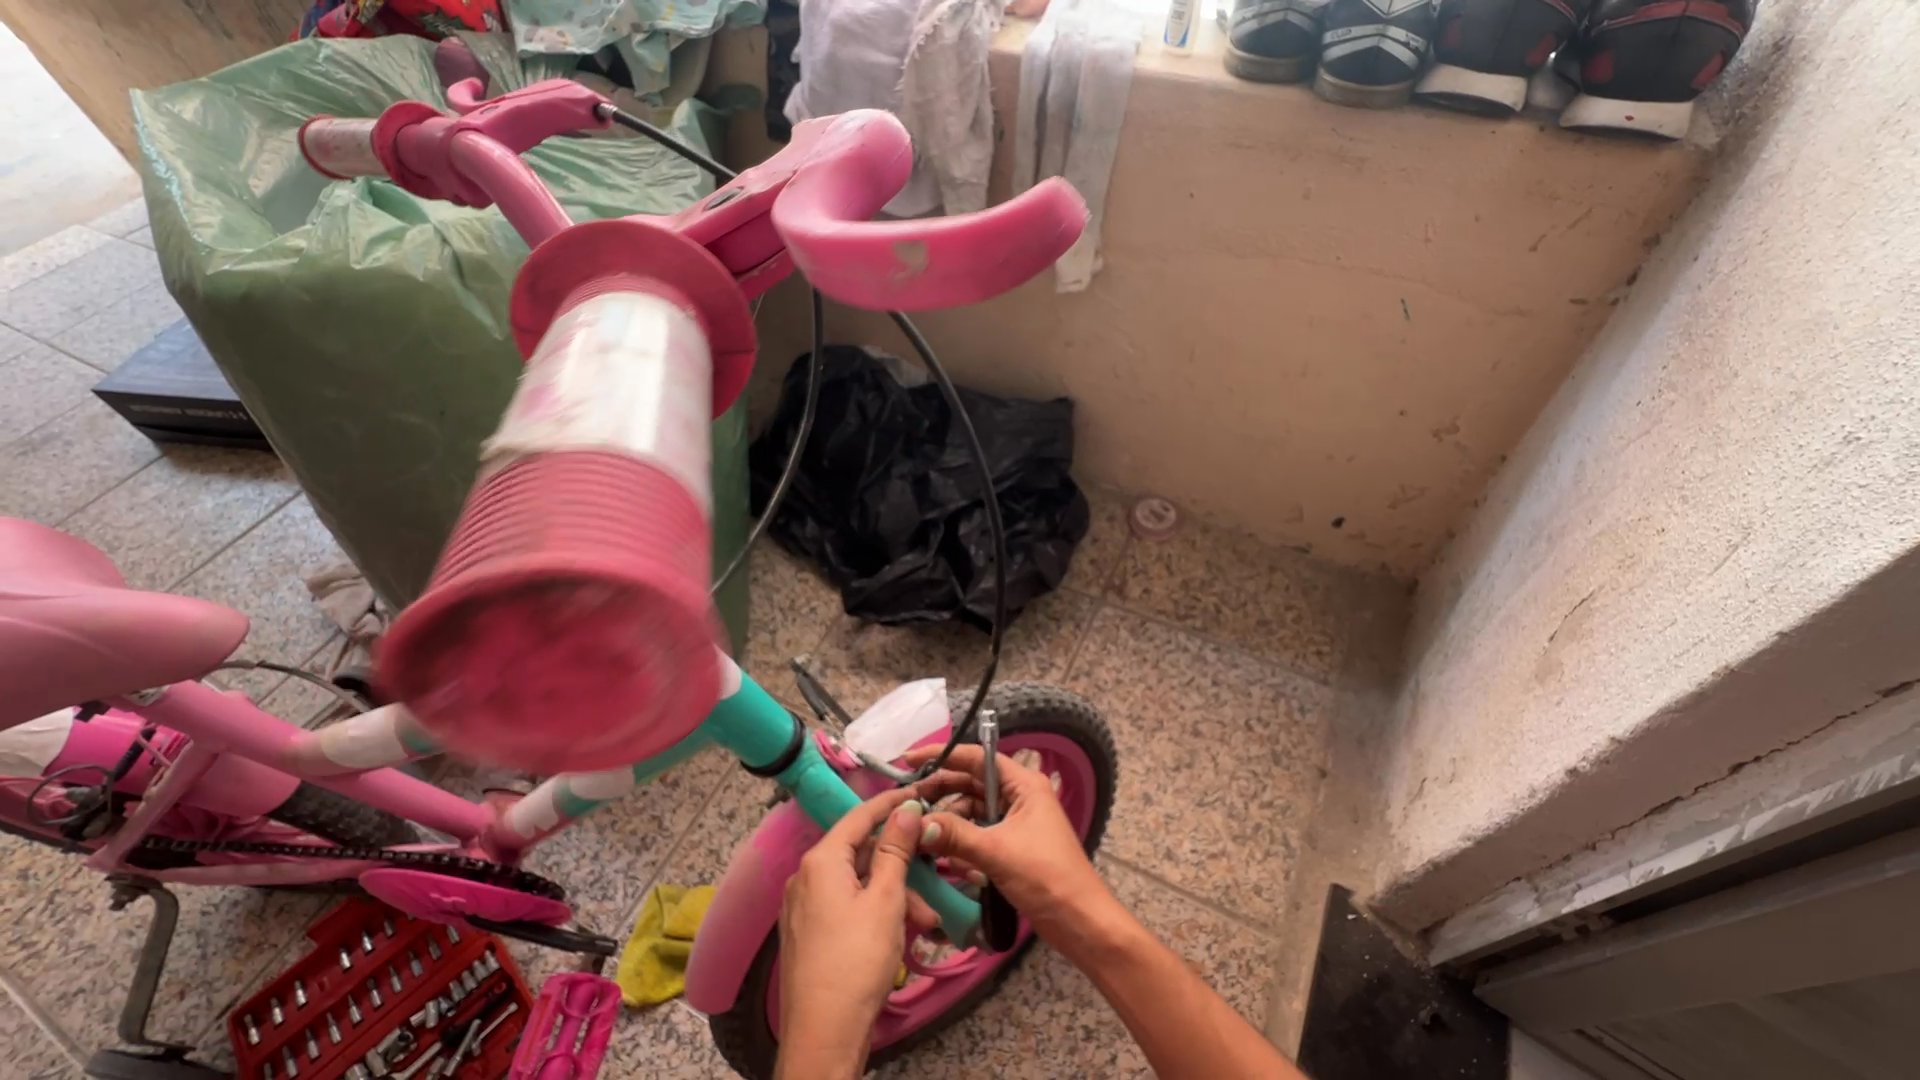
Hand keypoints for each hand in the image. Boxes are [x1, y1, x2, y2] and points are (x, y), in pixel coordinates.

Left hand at [776, 786, 924, 1078]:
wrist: (823, 1034)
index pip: (860, 816)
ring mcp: (804, 906)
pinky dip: (875, 910)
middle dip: (902, 865)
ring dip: (894, 894)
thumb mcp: (886, 899)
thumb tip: (905, 809)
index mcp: (820, 861)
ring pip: (858, 883)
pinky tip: (901, 930)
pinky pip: (847, 905)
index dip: (891, 802)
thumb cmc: (857, 960)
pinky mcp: (809, 932)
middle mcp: (805, 876)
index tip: (920, 792)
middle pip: (861, 853)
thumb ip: (895, 850)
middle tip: (936, 876)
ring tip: (927, 921)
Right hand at [905, 743, 1116, 945]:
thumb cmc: (1046, 877)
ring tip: (919, 835)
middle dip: (940, 793)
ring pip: (972, 812)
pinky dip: (960, 842)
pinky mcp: (1011, 846)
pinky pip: (978, 835)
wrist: (1080, 922)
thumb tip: (915, 824)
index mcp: (1023, 785)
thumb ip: (954, 835)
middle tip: (907, 803)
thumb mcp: (996, 852)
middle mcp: (1019, 797)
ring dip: (948, 822)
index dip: (942, 756)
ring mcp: (1015, 822)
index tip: (909, 760)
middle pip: (971, 784)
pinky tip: (940, 857)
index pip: (977, 758)